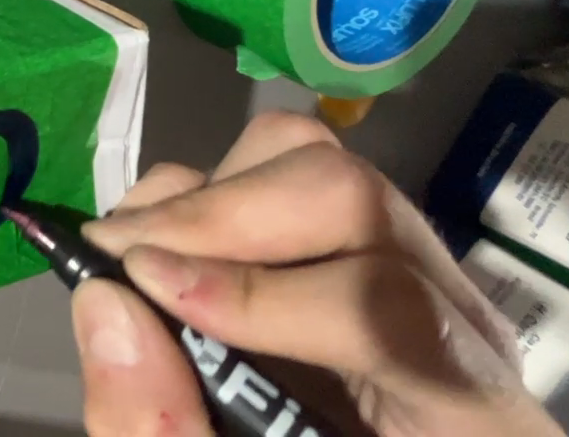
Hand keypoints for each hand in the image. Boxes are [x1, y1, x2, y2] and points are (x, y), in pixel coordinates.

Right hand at [70, 112, 560, 436]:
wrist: (268, 432)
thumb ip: (160, 424)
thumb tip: (103, 299)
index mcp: (464, 417)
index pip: (394, 311)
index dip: (258, 291)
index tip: (147, 288)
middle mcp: (448, 319)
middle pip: (349, 198)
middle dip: (213, 216)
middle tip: (123, 255)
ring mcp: (387, 260)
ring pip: (303, 158)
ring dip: (191, 196)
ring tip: (130, 249)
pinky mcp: (318, 233)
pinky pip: (256, 162)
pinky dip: (178, 192)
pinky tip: (147, 247)